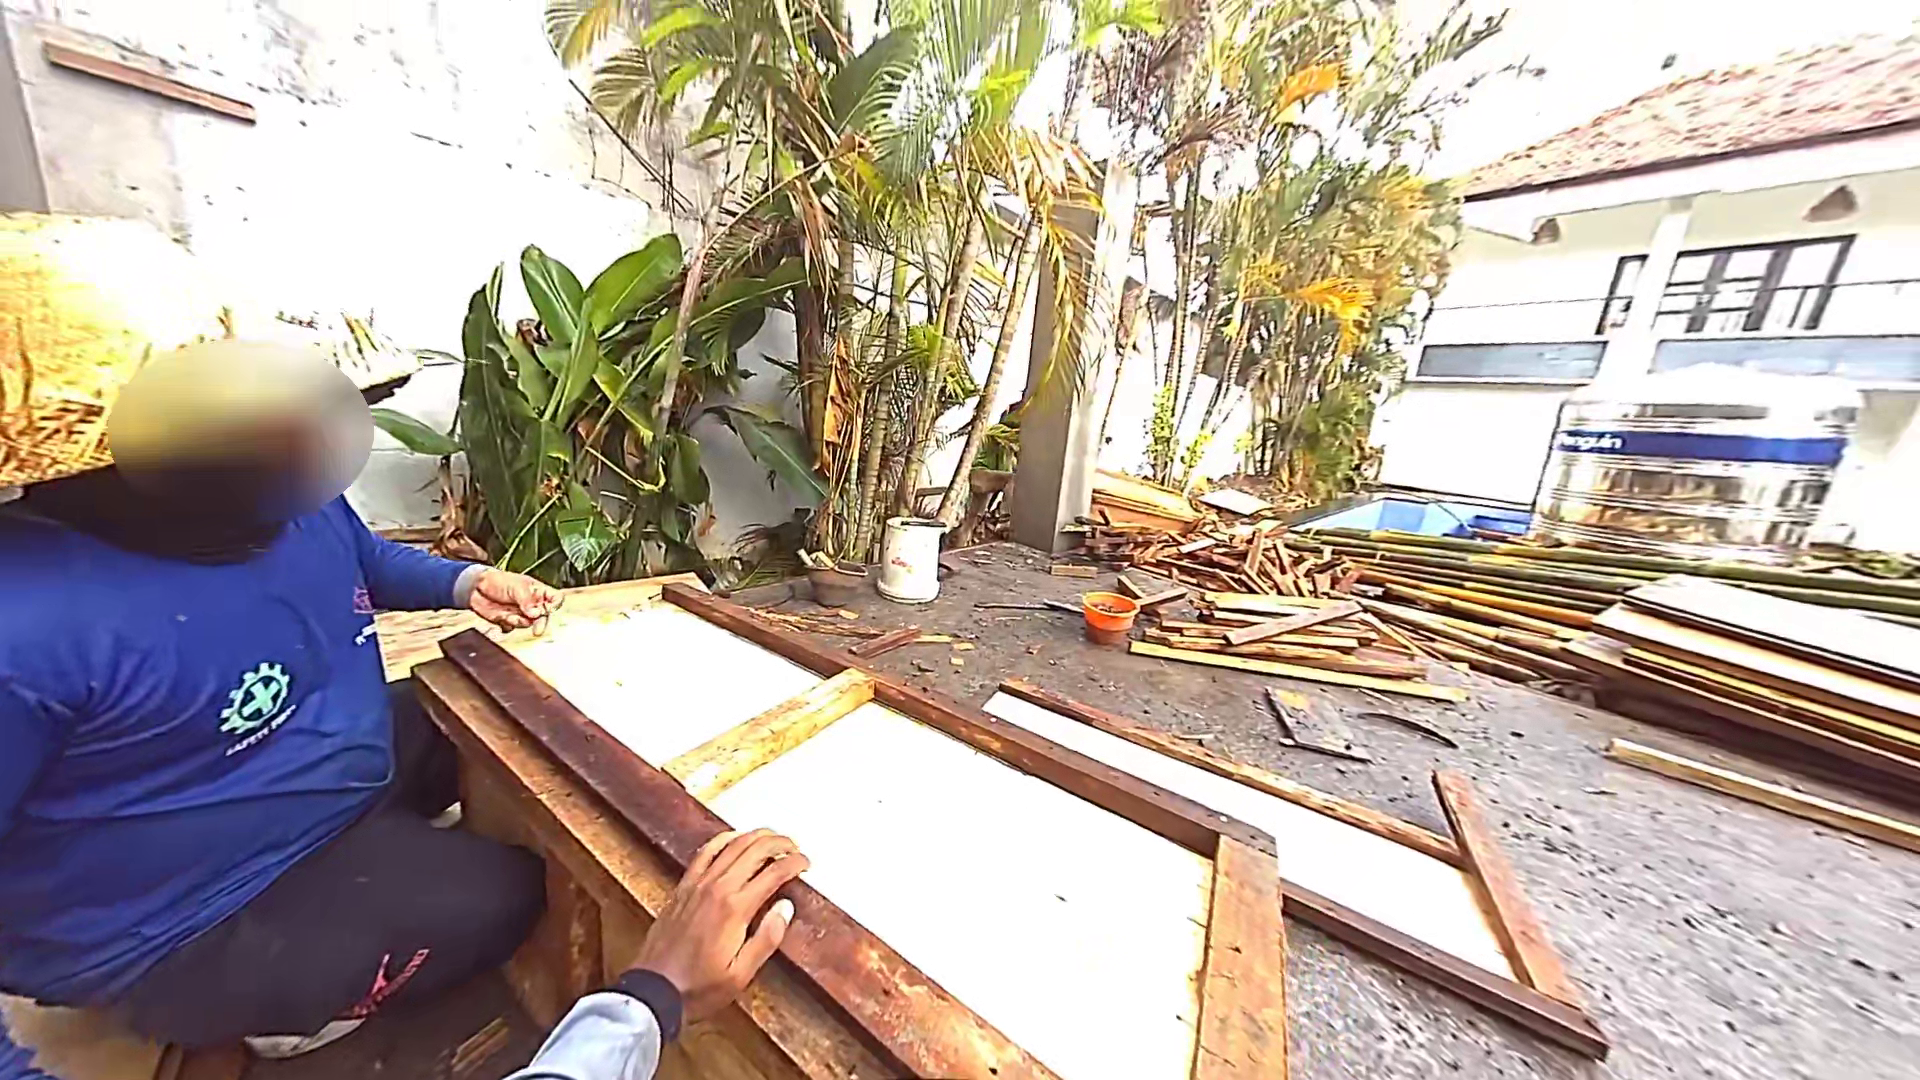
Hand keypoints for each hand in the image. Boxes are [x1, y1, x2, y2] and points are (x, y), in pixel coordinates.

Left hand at [469, 568, 562, 634]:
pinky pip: (513, 628)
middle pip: (545, 615)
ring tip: (509, 616)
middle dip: (541, 623)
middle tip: (537, 630)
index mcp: (540, 592)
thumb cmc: (499, 581)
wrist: (475, 587)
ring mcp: (522, 613)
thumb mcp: (517, 587)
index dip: (556, 605)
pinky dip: (508, 625)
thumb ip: (527, 601)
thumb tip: (537, 614)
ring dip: (520, 622)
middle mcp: (534, 604)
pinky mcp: (509, 620)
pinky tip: (502, 618)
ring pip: (529, 623)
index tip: (549, 610)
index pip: (556, 598)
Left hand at [631, 829, 809, 1023]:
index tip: (806, 864)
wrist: (650, 994)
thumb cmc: (698, 988)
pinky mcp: (685, 885)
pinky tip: (736, 837)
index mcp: (736, 908)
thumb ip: (767, 939)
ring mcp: (700, 882)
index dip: (795, 863)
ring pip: (735, 843)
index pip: (774, 872)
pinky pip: (707, 850)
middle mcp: (720, 886)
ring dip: (758, 835)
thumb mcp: (740, 975)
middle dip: (781, 842)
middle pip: (757, 848)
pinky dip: (725, 838)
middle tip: (794, 848)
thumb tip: (787, 906)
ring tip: (773, 838)